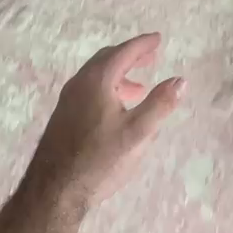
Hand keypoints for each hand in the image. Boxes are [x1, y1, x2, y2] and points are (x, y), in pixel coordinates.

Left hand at [24, 33, 184, 209]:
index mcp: (98, 79)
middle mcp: (80, 82)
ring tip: (139, 89)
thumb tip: (180, 80)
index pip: (124, 52)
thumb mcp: (136, 134)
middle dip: (131, 56)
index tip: (158, 39)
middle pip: (108, 58)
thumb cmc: (98, 160)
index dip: (143, 44)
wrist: (52, 193)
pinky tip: (116, 110)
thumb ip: (160, 105)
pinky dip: (107, 87)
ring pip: (97, 75)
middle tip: (150, 58)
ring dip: (119, 74)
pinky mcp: (62, 116)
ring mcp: (68, 99)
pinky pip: (89, 88)